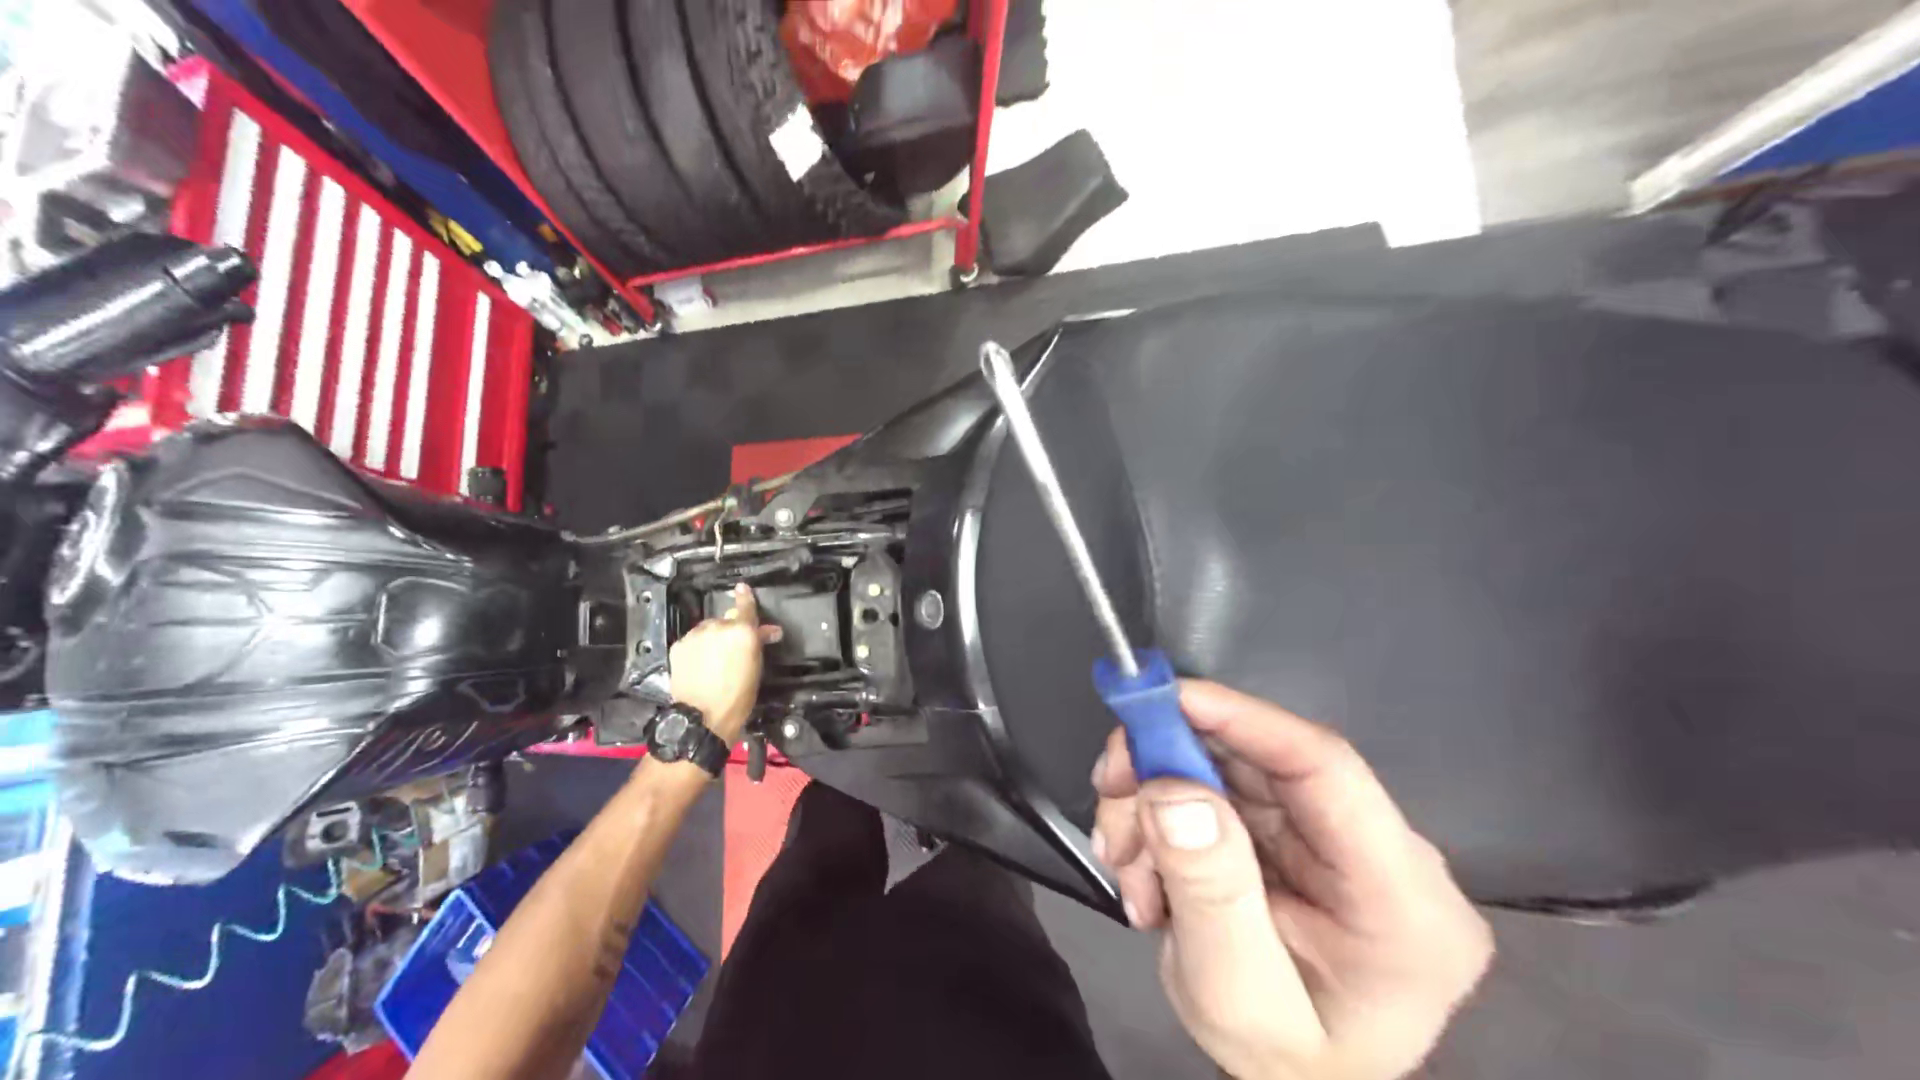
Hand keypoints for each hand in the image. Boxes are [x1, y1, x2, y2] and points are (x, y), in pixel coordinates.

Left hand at [668, 583, 780, 744]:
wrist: (703, 717)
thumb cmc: (738, 696)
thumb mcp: (756, 667)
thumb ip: (758, 642)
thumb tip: (766, 630)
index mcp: (742, 631)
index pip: (745, 606)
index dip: (745, 596)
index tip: (742, 588)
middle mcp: (717, 627)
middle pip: (726, 620)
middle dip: (731, 629)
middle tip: (734, 647)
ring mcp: (695, 635)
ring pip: (707, 630)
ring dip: (713, 638)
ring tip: (714, 658)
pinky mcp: (678, 646)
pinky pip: (692, 641)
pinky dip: (697, 647)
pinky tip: (699, 663)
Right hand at [1091, 680, 1492, 1079]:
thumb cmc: (1284, 1062)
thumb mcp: (1236, 995)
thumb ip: (1210, 892)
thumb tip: (1170, 787)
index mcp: (1402, 901)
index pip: (1325, 770)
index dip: (1240, 718)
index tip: (1159, 697)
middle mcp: (1377, 853)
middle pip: (1260, 762)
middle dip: (1170, 763)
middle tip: (1109, 787)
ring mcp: (1330, 841)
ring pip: (1226, 771)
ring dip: (1156, 798)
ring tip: (1121, 858)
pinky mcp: (1290, 837)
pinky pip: (1216, 793)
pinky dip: (1163, 815)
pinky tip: (1142, 864)